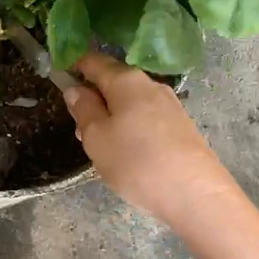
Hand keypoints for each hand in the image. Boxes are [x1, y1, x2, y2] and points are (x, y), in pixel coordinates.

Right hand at [62, 52, 230, 216]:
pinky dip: (131, 127)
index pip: (93, 61)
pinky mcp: (182, 127)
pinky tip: (129, 154)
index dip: (73, 67)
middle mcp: (150, 84)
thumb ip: (83, 109)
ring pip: (130, 102)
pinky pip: (147, 117)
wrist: (199, 197)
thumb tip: (75, 89)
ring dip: (111, 116)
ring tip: (102, 147)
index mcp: (126, 79)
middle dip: (93, 98)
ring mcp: (170, 105)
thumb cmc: (138, 162)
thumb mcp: (96, 137)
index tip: (59, 83)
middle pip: (113, 82)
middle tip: (79, 128)